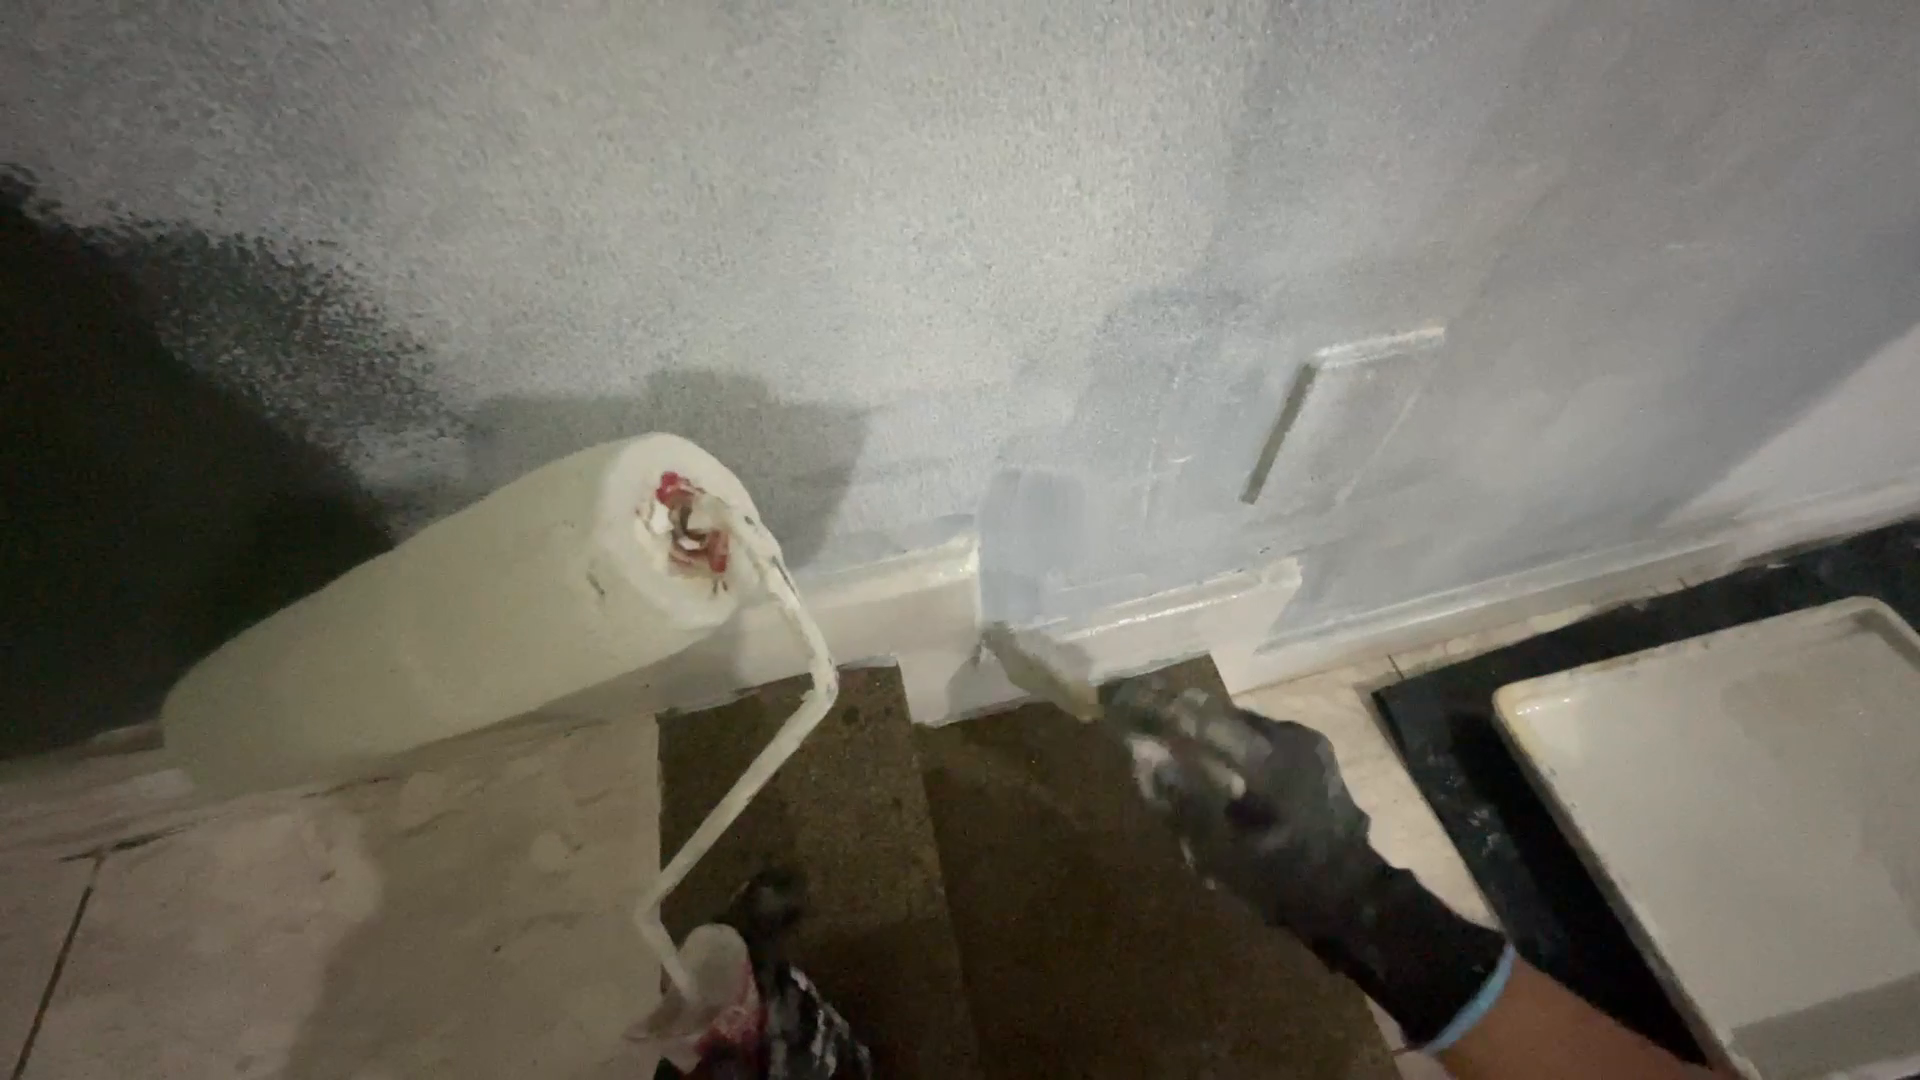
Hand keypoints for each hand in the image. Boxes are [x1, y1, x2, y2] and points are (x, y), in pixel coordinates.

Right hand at [1099, 676, 1387, 945]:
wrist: (1356, 900)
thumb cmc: (1281, 882)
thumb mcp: (1219, 851)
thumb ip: (1177, 796)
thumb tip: (1140, 750)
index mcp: (1266, 760)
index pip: (1197, 716)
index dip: (1154, 704)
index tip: (1118, 697)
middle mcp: (1287, 736)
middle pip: (1215, 709)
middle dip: (1171, 707)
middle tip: (1134, 706)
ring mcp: (1303, 740)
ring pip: (1234, 719)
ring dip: (1199, 722)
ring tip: (1165, 727)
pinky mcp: (1310, 749)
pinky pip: (1254, 733)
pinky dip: (1226, 738)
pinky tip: (1209, 753)